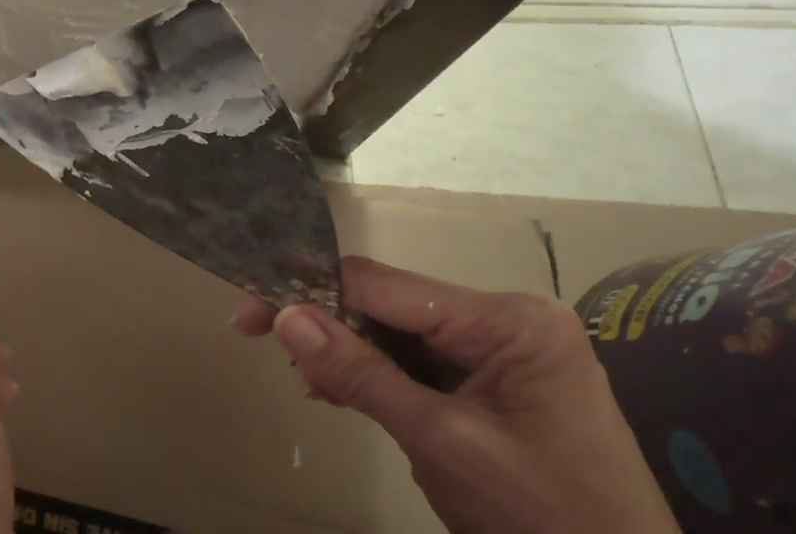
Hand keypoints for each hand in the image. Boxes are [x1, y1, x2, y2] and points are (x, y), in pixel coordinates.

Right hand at [234, 257, 674, 533]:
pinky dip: (375, 376)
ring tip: (314, 385)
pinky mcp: (494, 380)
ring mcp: (502, 350)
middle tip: (264, 345)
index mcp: (509, 320)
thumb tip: (283, 315)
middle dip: (327, 326)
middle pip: (386, 303)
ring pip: (394, 331)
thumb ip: (362, 374)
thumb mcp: (443, 442)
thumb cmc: (545, 515)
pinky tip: (343, 392)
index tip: (250, 312)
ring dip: (347, 355)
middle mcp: (506, 319)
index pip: (382, 284)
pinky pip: (415, 360)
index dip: (310, 293)